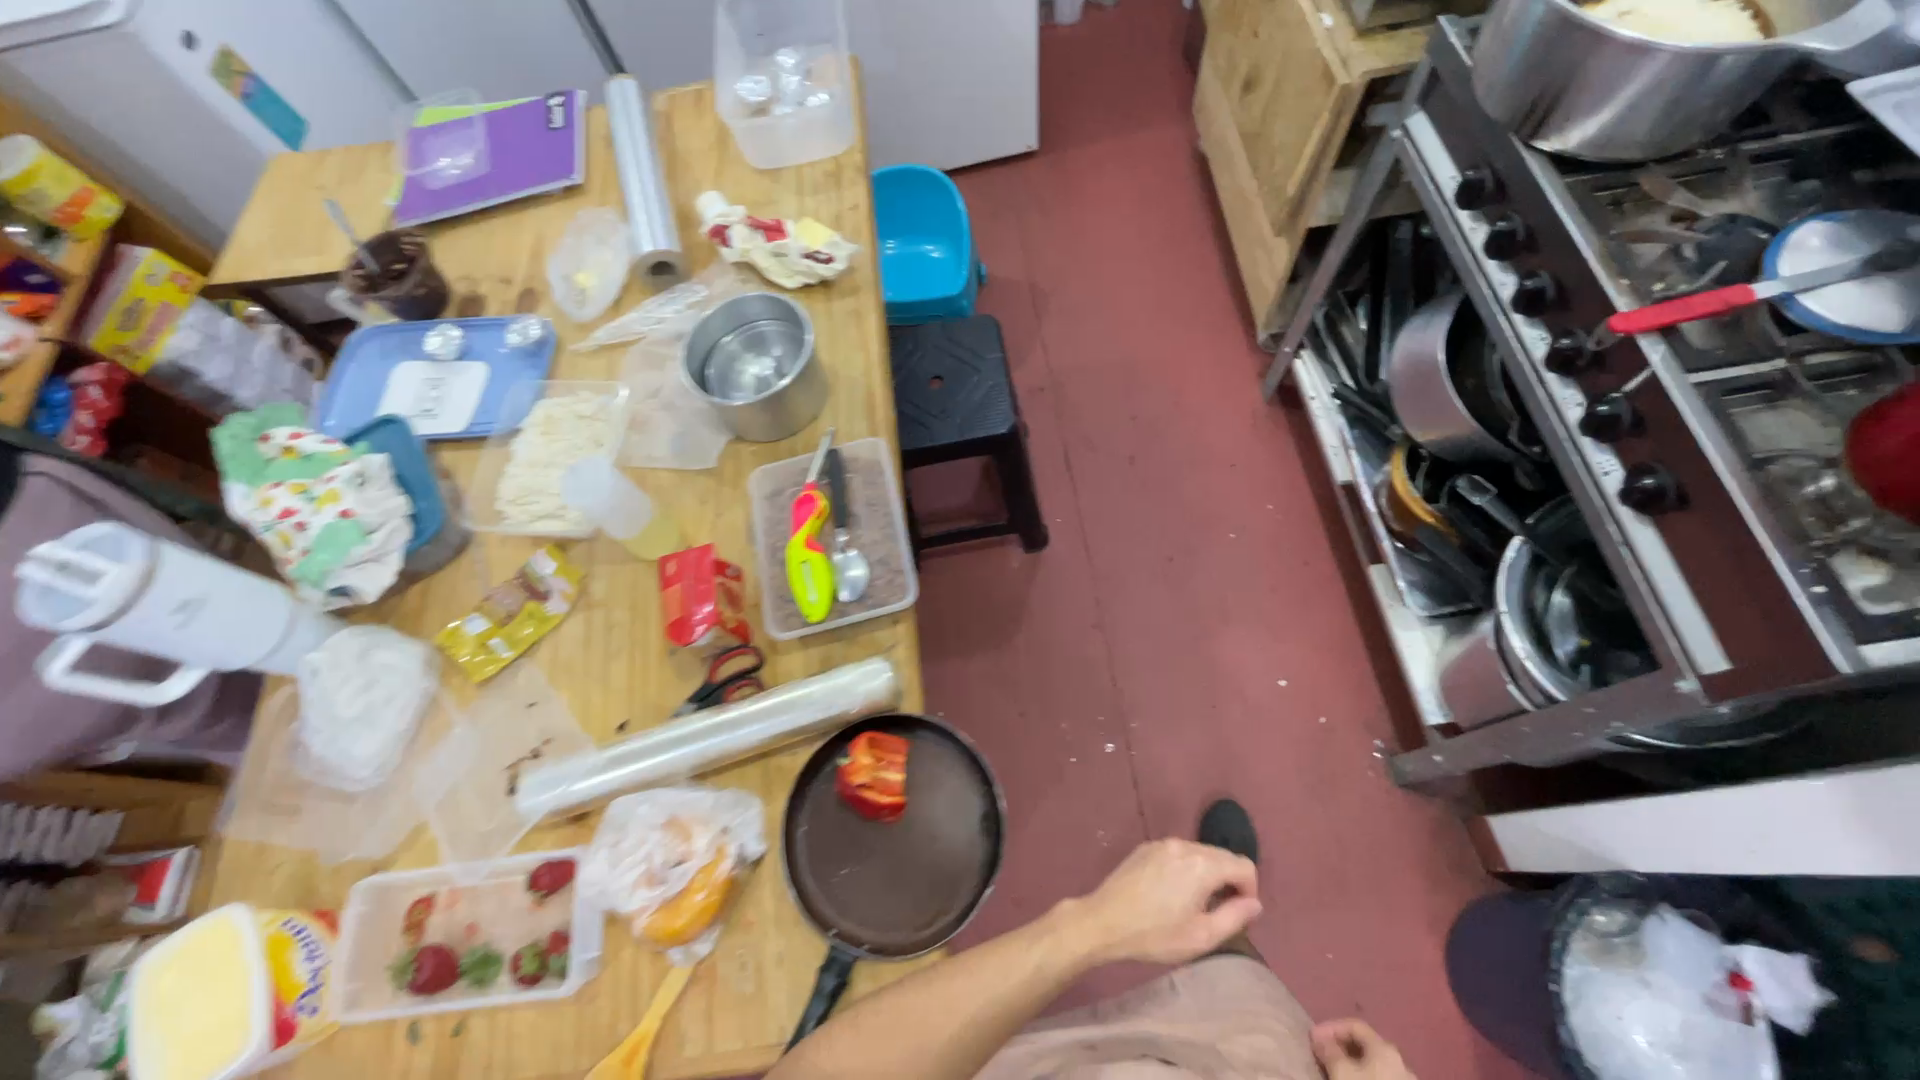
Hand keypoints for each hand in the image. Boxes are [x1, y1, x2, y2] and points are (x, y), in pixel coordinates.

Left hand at [1063, 838, 1261, 965]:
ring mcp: (1162, 843)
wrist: (1103, 922)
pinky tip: (1173, 892)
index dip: (1250, 889)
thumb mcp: (1201, 936)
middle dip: (1230, 880)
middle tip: (1220, 910)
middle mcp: (1184, 846)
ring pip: (1201, 853)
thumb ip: (1235, 917)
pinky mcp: (1146, 847)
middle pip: (1223, 856)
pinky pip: (1179, 853)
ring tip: (1197, 903)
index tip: (1240, 912)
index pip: (1243, 865)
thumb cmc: (1154, 935)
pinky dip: (1187, 868)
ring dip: (1208, 873)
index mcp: (1201, 865)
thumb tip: (1254, 903)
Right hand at [1311, 1019, 1415, 1079]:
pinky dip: (1360, 1076)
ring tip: (1332, 1071)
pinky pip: (1377, 1078)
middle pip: (1365, 1045)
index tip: (1312, 1039)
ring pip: (1372, 1064)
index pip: (1354, 1025)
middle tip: (1320, 1053)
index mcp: (1385, 1049)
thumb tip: (1319, 1038)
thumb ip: (1328, 1051)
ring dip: (1350, 1063)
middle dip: (1340, 1046)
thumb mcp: (1340, 1072)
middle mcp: (1399, 1062)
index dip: (1330, 1027)